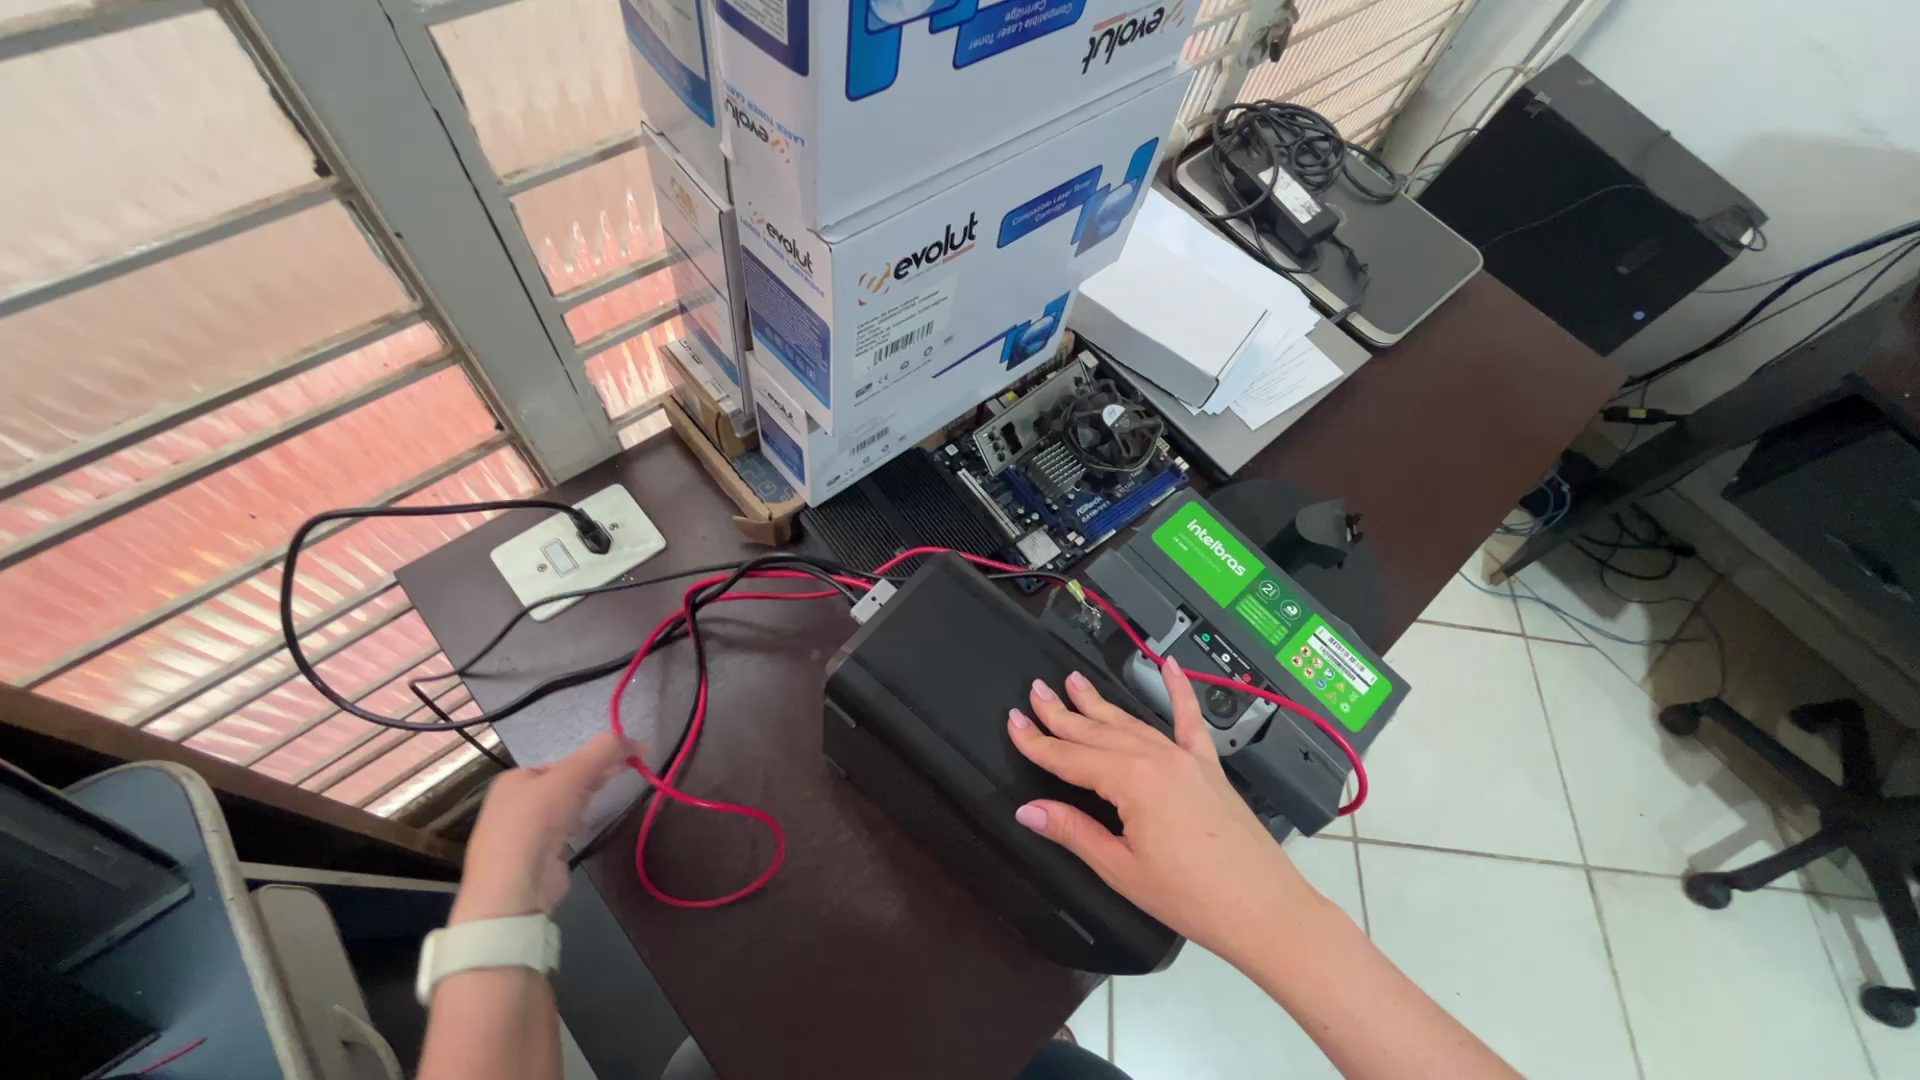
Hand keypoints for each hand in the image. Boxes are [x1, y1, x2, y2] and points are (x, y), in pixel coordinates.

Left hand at [449, 732, 634, 925]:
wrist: (514, 887)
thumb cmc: (537, 822)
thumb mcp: (572, 776)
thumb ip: (603, 752)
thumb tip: (637, 741)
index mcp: (514, 779)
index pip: (563, 761)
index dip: (595, 758)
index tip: (625, 762)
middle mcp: (512, 803)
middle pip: (564, 782)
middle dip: (592, 778)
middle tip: (621, 776)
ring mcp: (520, 832)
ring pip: (563, 807)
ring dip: (582, 803)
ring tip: (597, 804)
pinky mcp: (532, 857)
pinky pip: (559, 831)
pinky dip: (573, 827)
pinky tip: (580, 830)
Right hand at [1007, 660, 1320, 960]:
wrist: (1263, 909)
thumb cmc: (1191, 896)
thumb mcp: (1121, 868)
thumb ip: (1073, 831)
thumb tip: (1029, 810)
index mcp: (1131, 781)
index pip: (1070, 758)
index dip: (1037, 742)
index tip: (1014, 722)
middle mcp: (1157, 758)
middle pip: (1097, 732)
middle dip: (1062, 713)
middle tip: (1035, 691)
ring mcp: (1185, 758)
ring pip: (1131, 723)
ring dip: (1100, 704)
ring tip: (1074, 682)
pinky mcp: (1209, 767)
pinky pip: (1190, 721)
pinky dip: (1179, 692)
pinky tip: (1170, 667)